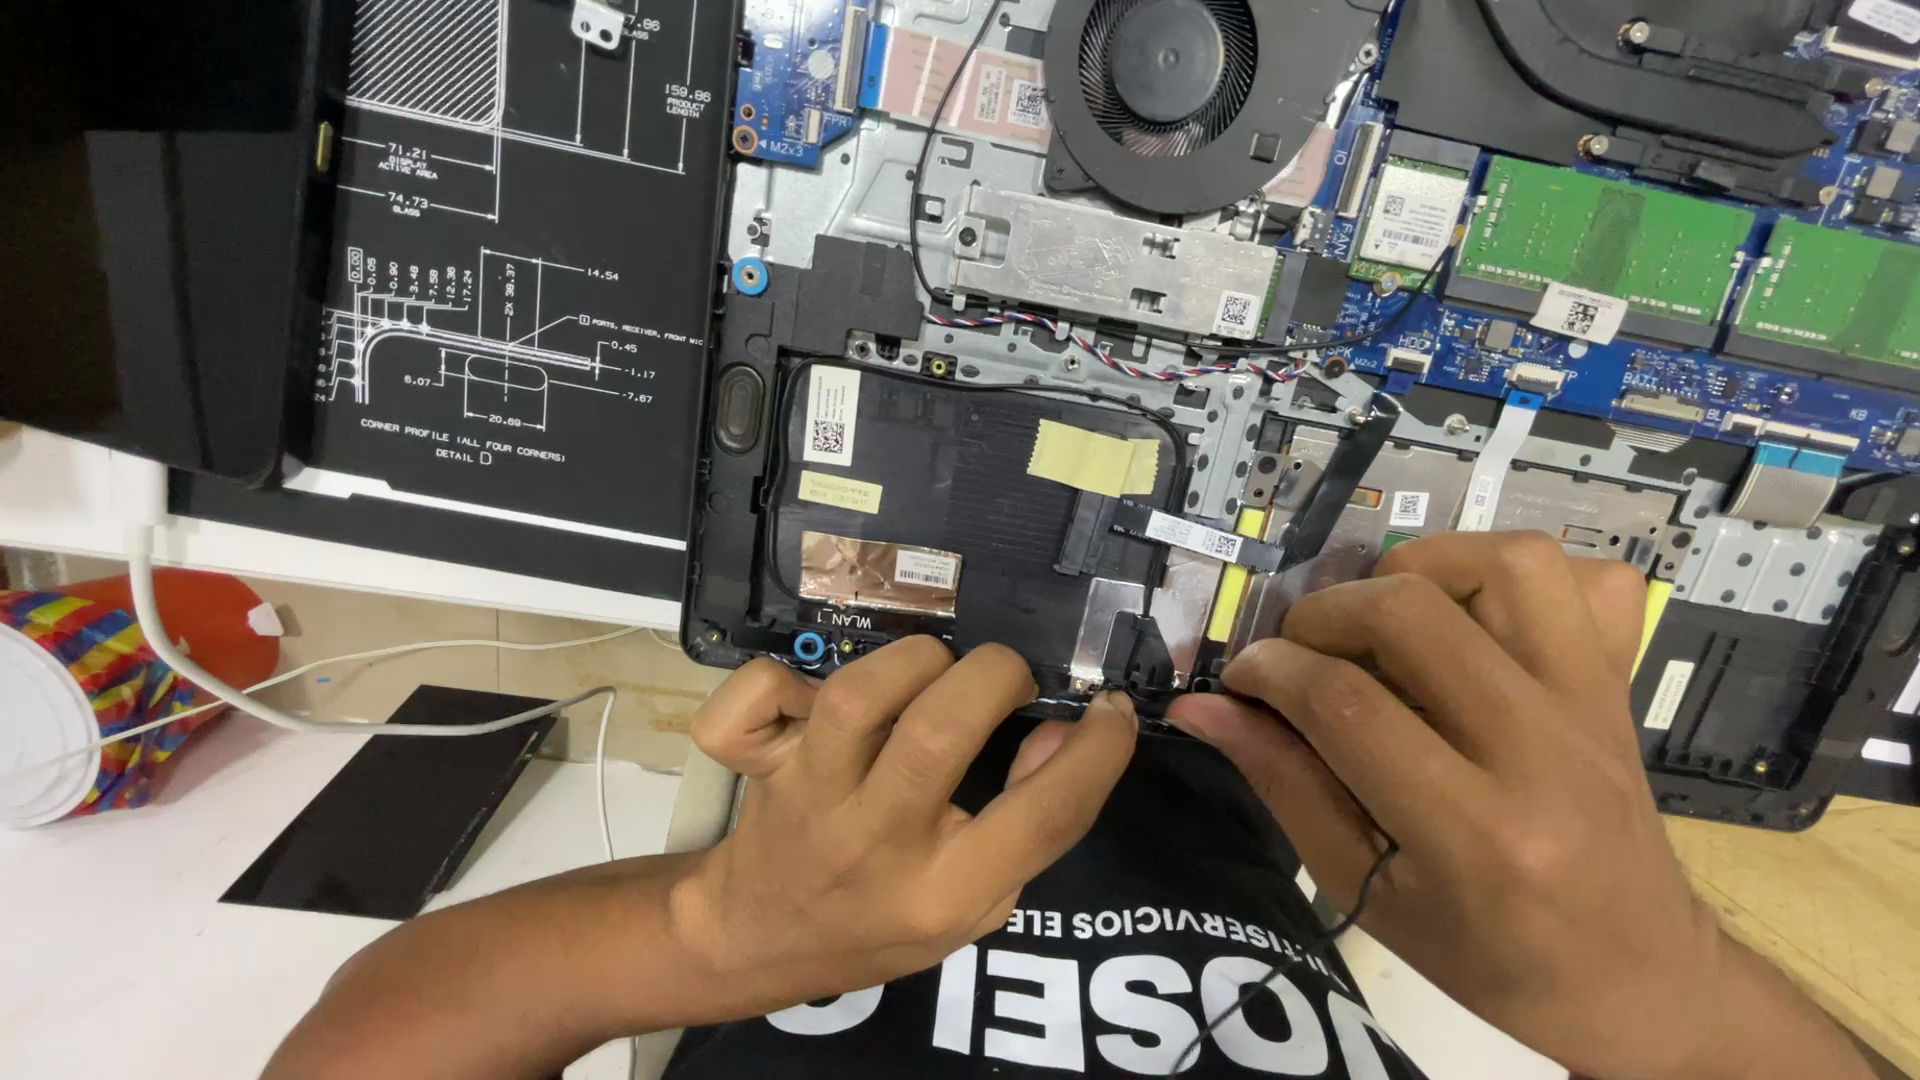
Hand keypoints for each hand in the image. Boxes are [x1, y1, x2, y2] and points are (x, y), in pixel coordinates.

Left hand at [674, 637, 1136, 1017]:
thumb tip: (1065, 726)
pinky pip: (749, 706)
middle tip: (1006, 679)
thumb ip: (1031, 827)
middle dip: (993, 677)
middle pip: (938, 734)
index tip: (1109, 708)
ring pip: (856, 699)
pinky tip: (807, 695)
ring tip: (931, 673)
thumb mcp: (977, 904)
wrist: (761, 938)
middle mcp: (873, 842)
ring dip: (912, 661)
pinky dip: (774, 681)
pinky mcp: (755, 766)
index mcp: (942, 892)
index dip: (1096, 752)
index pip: (1041, 818)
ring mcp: (807, 799)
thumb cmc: (882, 920)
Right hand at [1168, 532, 1871, 1079]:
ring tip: (1375, 615)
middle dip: (1321, 615)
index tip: (1240, 680)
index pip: (1345, 702)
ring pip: (1506, 566)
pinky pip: (1584, 581)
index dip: (1270, 671)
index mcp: (1476, 832)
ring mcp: (1593, 705)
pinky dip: (1507, 572)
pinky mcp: (1617, 683)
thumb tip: (1197, 708)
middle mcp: (1543, 751)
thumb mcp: (1360, 885)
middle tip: (1299, 652)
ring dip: (1414, 569)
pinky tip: (1461, 611)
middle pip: (1410, 614)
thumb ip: (1279, 781)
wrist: (1640, 979)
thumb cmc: (1486, 953)